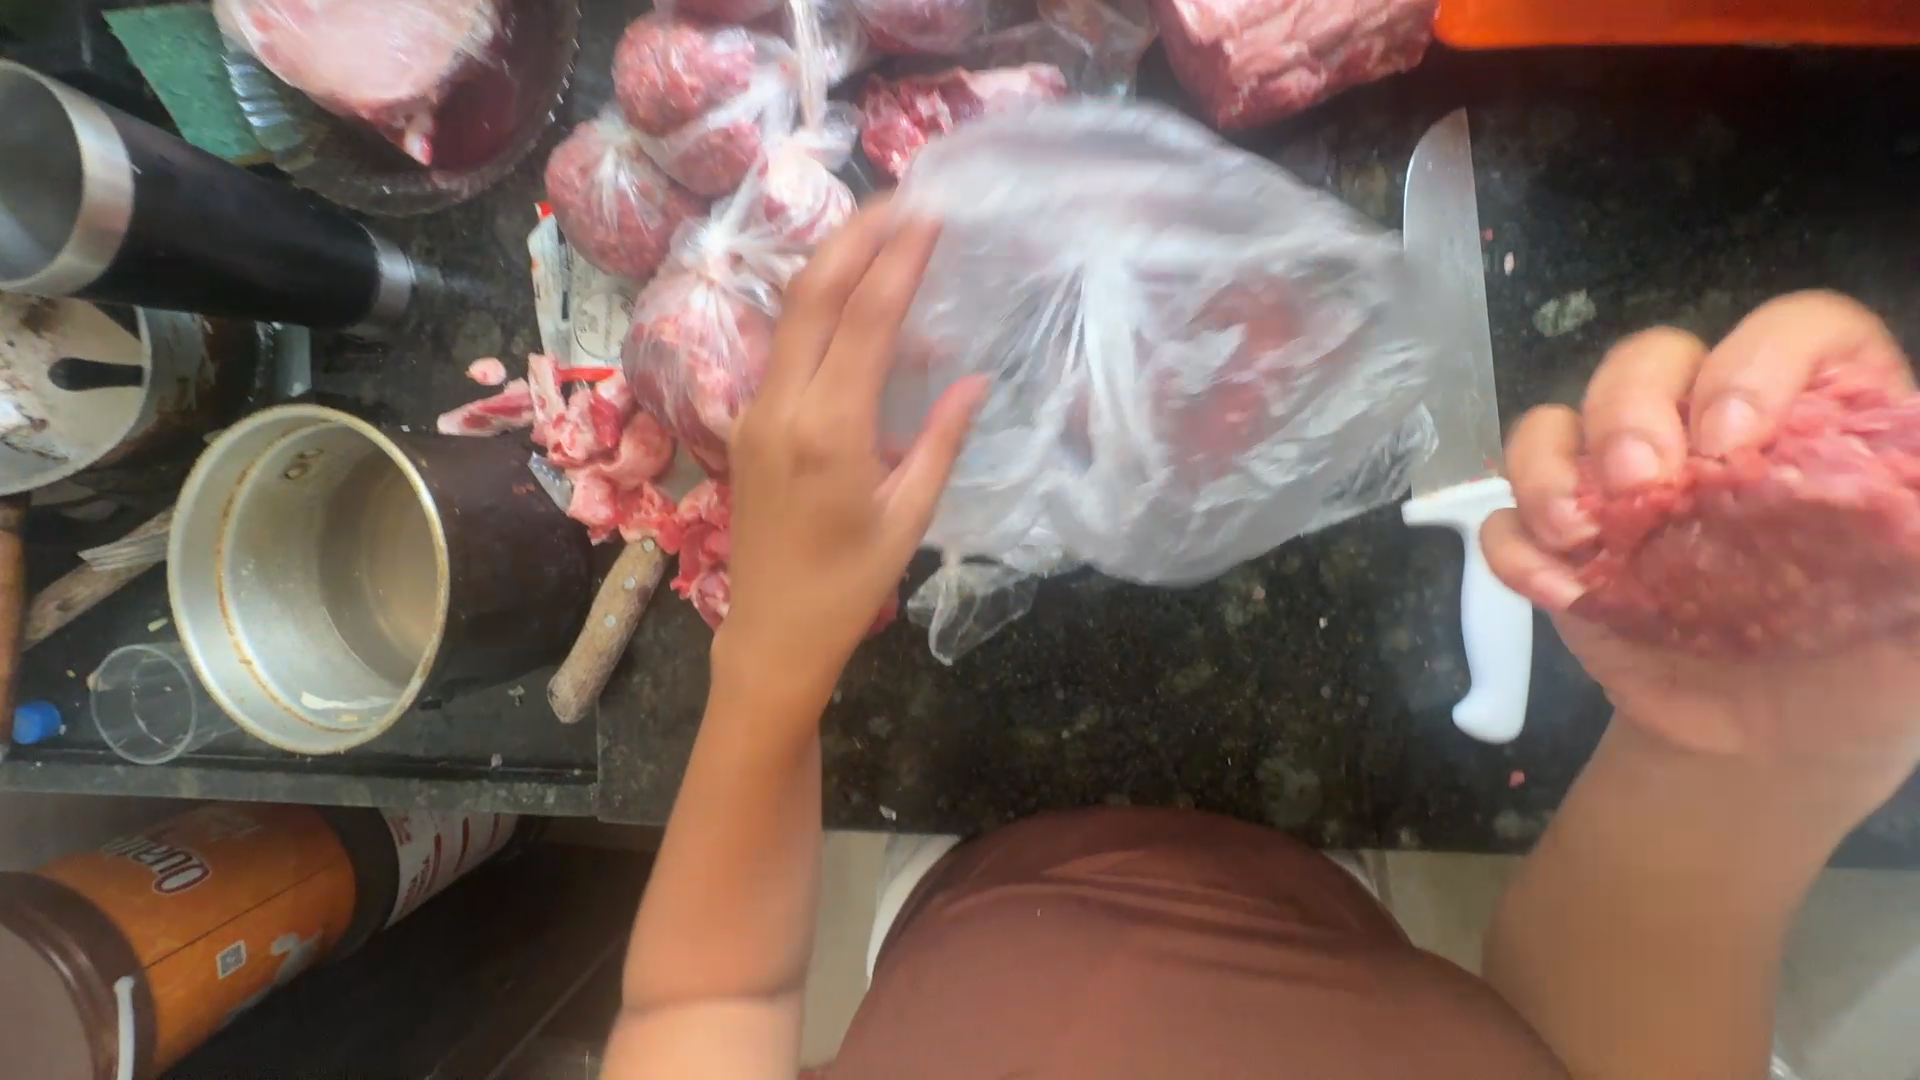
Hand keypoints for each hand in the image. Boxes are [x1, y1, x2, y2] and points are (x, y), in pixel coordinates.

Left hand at [718, 200, 986, 702]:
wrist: (772, 633)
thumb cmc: (849, 585)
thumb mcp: (909, 517)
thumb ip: (942, 440)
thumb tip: (975, 380)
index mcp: (829, 432)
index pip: (866, 322)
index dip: (899, 261)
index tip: (929, 214)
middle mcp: (782, 407)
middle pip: (813, 296)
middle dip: (856, 236)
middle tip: (902, 200)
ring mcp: (755, 412)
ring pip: (791, 316)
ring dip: (835, 267)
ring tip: (884, 236)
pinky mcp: (748, 423)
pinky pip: (786, 350)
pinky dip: (823, 316)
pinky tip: (859, 311)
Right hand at [1483, 291, 1919, 802]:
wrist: (1766, 743)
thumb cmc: (1874, 669)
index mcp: (1812, 425)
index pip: (1788, 332)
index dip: (1753, 362)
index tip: (1733, 441)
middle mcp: (1700, 439)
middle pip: (1642, 362)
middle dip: (1624, 413)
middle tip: (1636, 486)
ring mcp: (1612, 490)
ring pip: (1548, 427)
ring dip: (1544, 472)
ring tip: (1578, 538)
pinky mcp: (1554, 545)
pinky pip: (1503, 521)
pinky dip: (1513, 551)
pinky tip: (1555, 594)